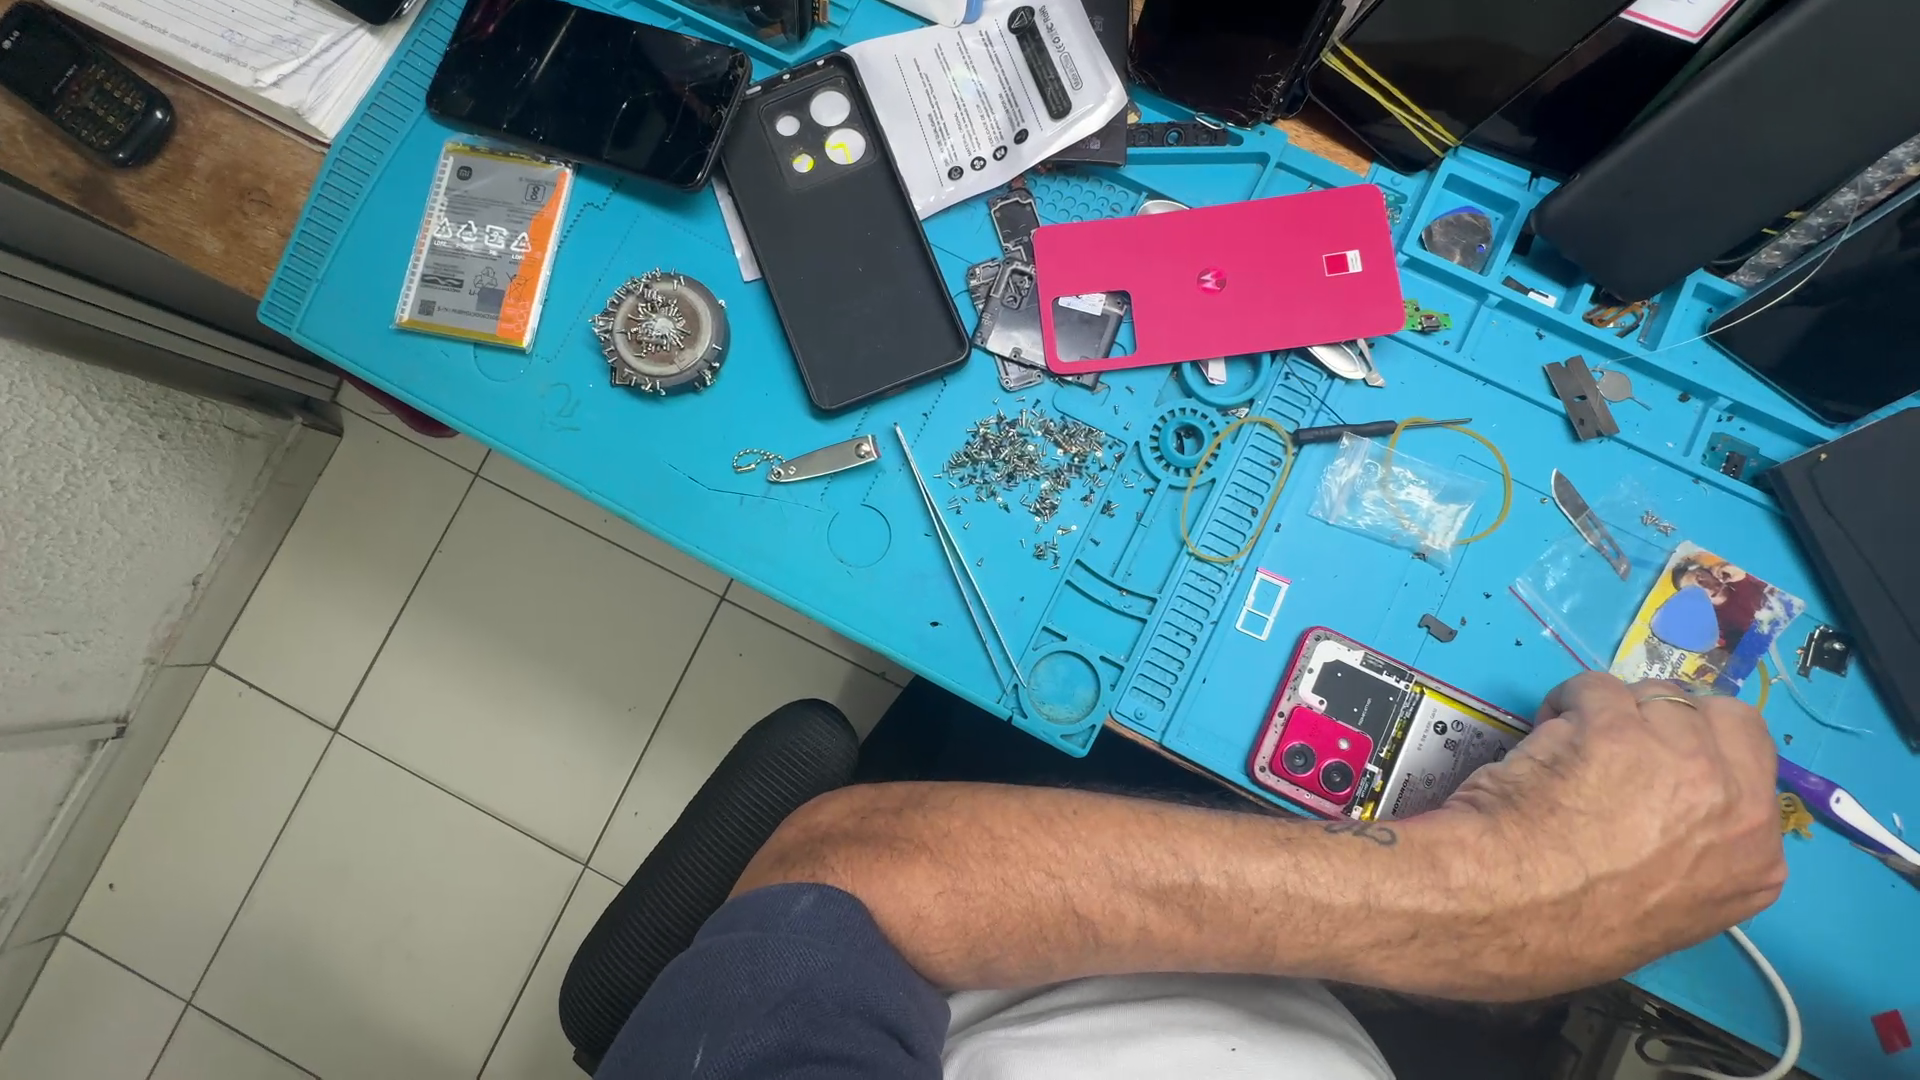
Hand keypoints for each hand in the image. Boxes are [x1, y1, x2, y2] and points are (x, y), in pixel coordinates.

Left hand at [1424, 673, 1784, 998]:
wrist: (1515, 901)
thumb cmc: (1567, 914)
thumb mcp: (1664, 900)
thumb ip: (1684, 850)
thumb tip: (1655, 808)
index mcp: (1756, 863)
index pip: (1749, 771)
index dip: (1691, 753)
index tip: (1645, 759)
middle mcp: (1737, 808)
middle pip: (1718, 718)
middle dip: (1663, 717)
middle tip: (1610, 738)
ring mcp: (1682, 762)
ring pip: (1654, 696)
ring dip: (1608, 709)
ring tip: (1565, 741)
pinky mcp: (1616, 731)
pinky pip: (1594, 687)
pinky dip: (1564, 700)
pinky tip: (1539, 730)